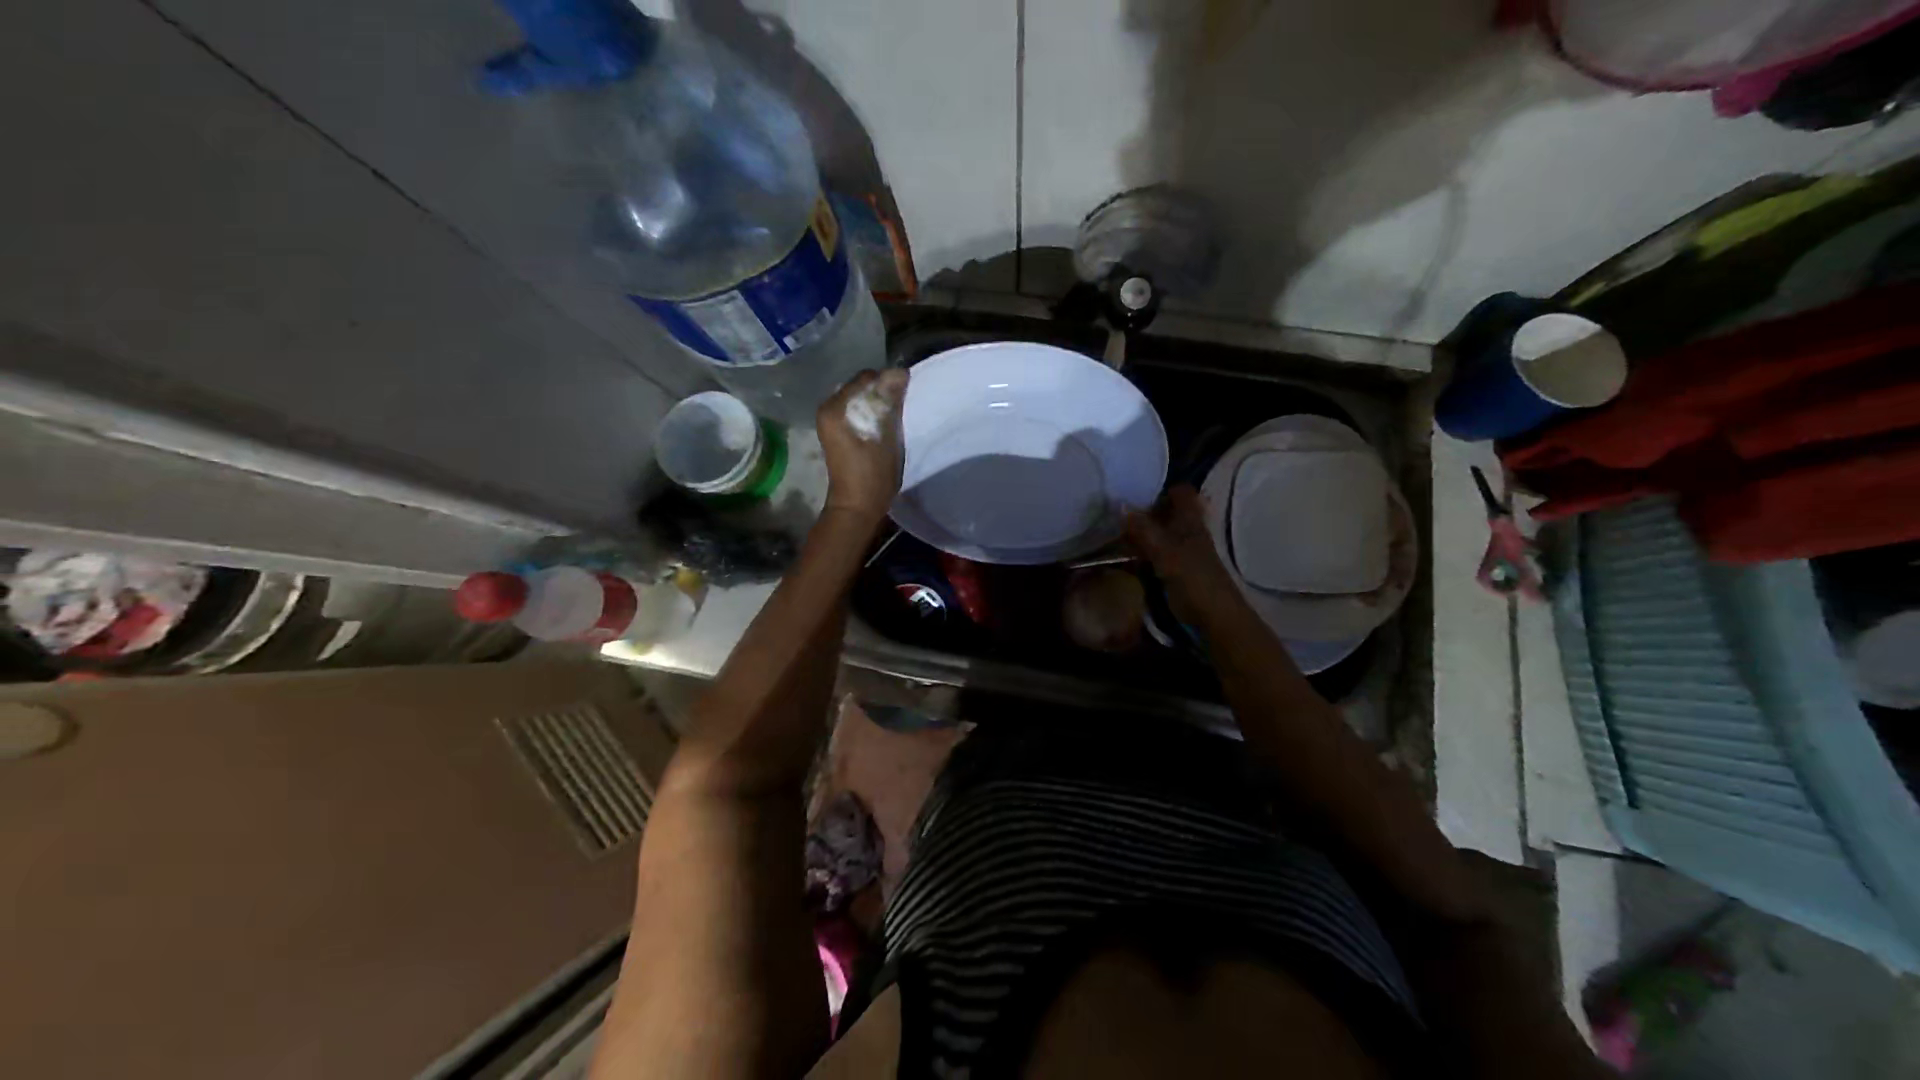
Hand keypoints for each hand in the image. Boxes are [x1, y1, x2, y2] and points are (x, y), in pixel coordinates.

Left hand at [817, 368, 907, 524]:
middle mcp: (828, 409)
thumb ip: (890, 401)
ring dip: (878, 404)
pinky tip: (885, 426)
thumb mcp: (886, 435)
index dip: (888, 381)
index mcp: (835, 407)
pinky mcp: (837, 434)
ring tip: (896, 416)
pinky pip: (856, 413)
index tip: (906, 393)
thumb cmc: (872, 474)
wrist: (857, 507)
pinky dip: (871, 414)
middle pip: (861, 387)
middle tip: (903, 404)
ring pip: (860, 400)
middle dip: (882, 392)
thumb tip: (899, 372)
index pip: (866, 378)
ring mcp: (831, 422)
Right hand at [1125, 486, 1236, 622]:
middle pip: (1168, 513)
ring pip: (1160, 534)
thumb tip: (1120, 504)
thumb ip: (1144, 529)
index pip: (1181, 493)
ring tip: (1114, 535)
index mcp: (1190, 522)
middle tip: (1117, 515)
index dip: (1162, 490)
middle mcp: (1189, 533)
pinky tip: (1125, 558)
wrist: (1215, 618)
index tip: (1136, 494)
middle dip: (1145, 512)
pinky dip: (1142, 553)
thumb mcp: (1165, 552)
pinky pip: (1156, 555)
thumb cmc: (1194, 580)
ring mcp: (1184, 553)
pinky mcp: (1177, 573)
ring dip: (1141, 534)